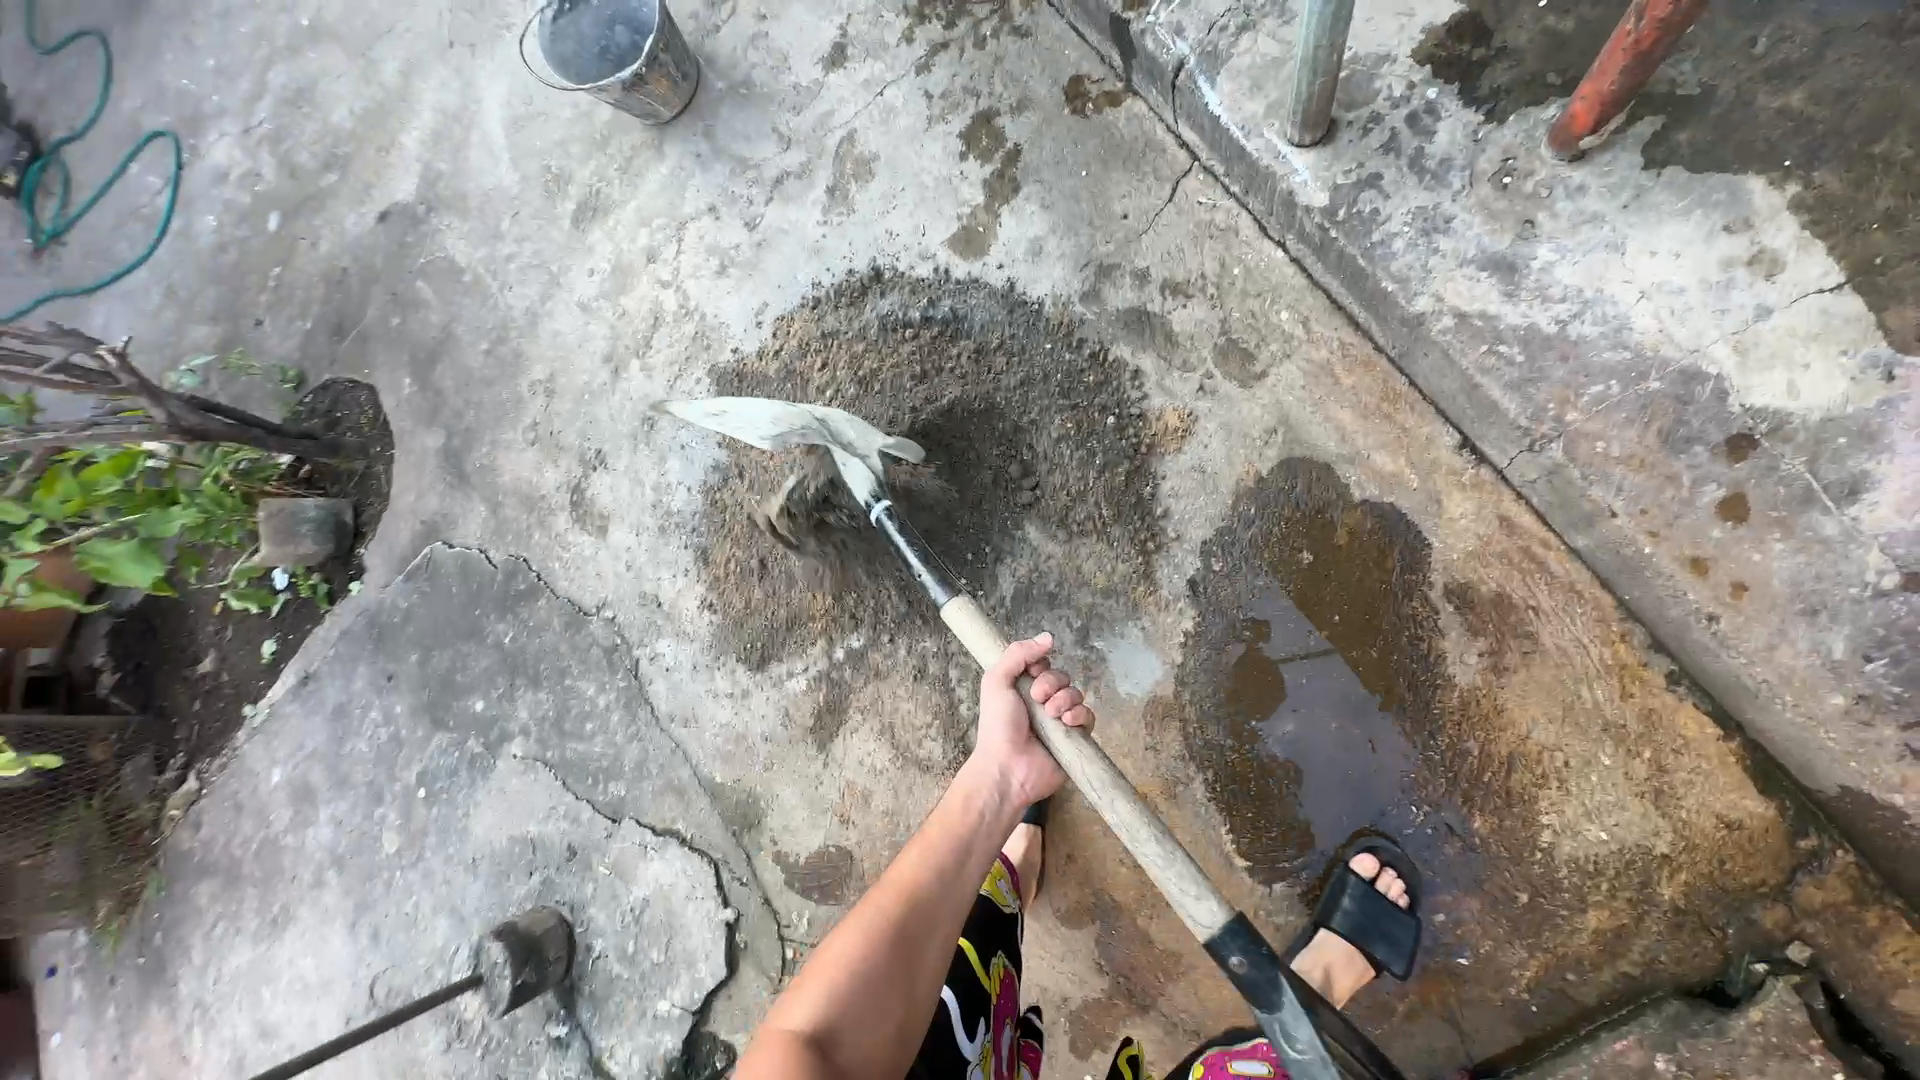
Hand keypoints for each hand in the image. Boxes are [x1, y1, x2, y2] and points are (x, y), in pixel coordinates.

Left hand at [969, 632, 1094, 807]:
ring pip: (1076, 694)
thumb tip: (1048, 637)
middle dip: (1051, 683)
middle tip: (1037, 698)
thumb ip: (1017, 654)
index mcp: (1022, 687)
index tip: (1030, 674)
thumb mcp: (997, 681)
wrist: (1008, 766)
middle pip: (1061, 676)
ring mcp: (1059, 719)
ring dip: (1065, 699)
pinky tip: (1066, 722)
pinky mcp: (1074, 738)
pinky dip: (1080, 715)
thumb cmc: (997, 725)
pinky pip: (1088, 716)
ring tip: (1051, 714)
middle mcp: (1042, 701)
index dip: (1040, 665)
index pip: (1043, 663)